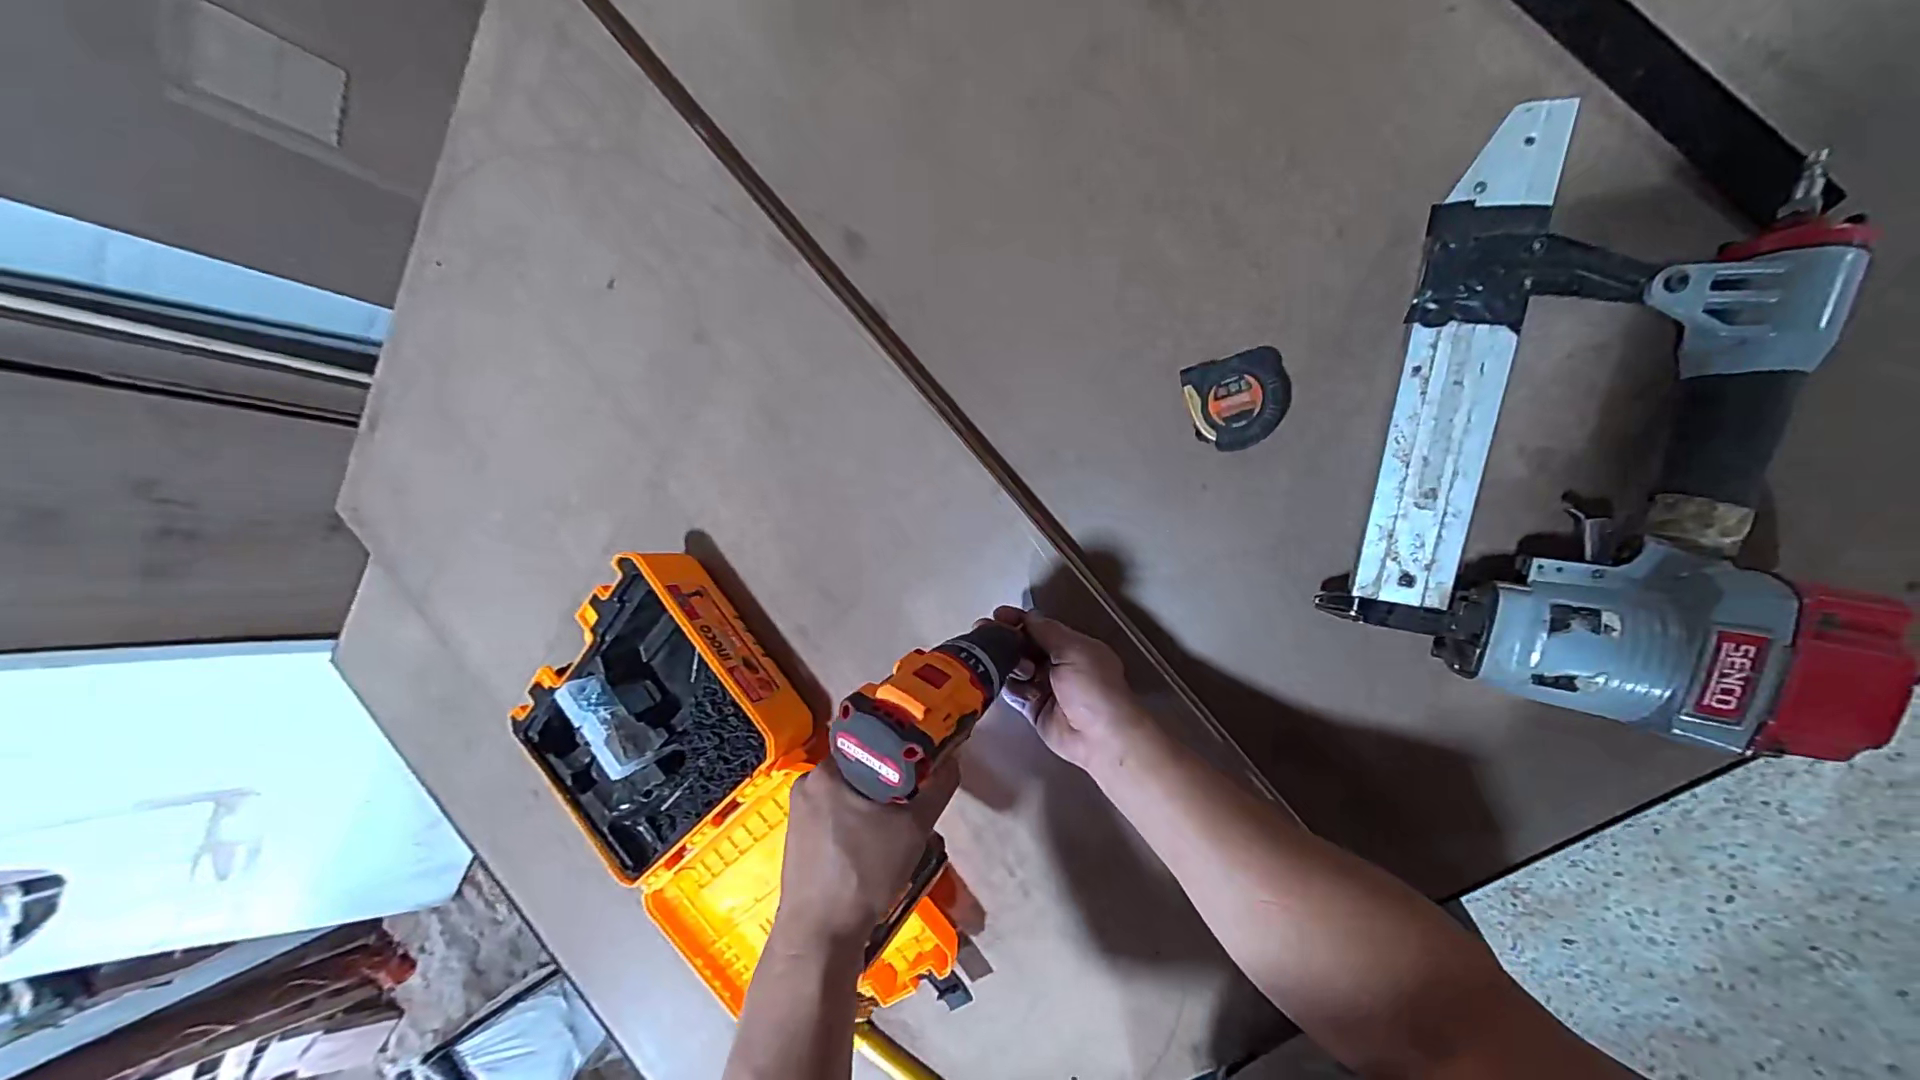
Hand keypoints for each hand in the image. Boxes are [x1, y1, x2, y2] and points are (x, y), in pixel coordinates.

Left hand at [776, 756, 958, 942]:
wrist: (820, 937)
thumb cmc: (864, 872)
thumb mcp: (913, 827)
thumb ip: (937, 789)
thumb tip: (953, 760)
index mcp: (826, 771)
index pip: (869, 742)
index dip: (899, 752)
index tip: (921, 767)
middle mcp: (807, 786)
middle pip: (859, 771)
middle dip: (889, 785)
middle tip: (913, 804)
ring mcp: (799, 816)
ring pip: (849, 798)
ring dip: (875, 808)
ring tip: (898, 831)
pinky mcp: (798, 843)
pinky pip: (835, 820)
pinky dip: (857, 827)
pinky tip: (874, 851)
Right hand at [987, 606, 1159, 776]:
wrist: (1101, 736)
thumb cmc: (1093, 687)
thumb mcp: (1074, 651)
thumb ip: (1047, 632)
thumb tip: (1029, 616)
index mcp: (1072, 646)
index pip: (1040, 628)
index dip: (1020, 620)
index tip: (998, 615)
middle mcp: (1058, 665)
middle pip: (1025, 646)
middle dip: (1006, 638)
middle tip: (982, 631)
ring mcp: (1045, 687)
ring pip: (1016, 668)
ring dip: (1006, 662)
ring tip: (994, 659)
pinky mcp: (1034, 708)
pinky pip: (1014, 692)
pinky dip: (1007, 685)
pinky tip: (997, 678)